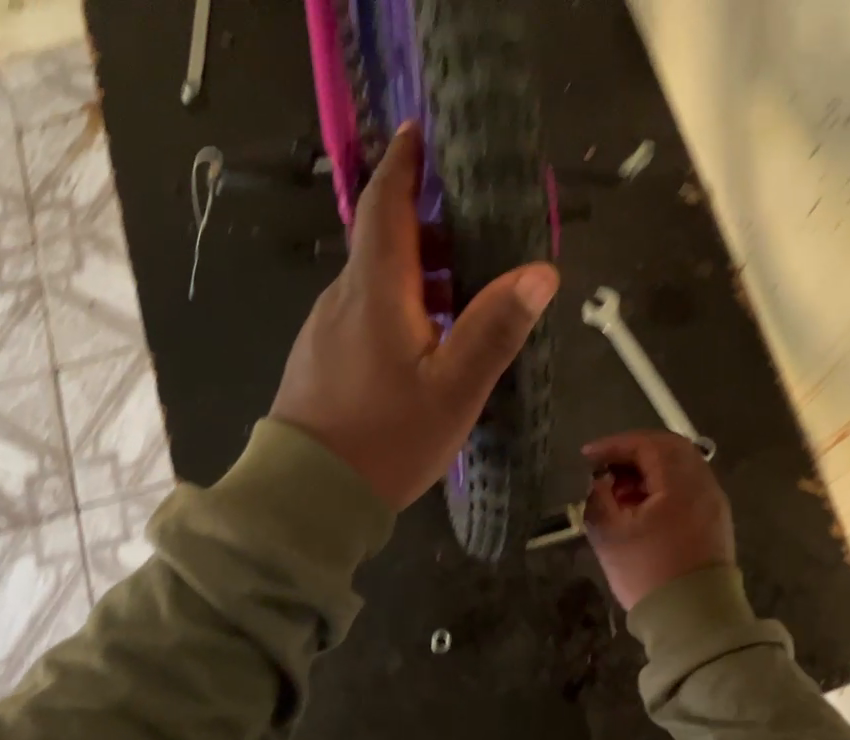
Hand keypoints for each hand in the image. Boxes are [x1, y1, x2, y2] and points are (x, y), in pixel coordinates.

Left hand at [270, 123, 560, 509]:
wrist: (309, 496)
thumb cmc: (387, 439)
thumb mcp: (455, 389)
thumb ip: (495, 328)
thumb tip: (540, 271)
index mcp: (374, 291)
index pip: (384, 205)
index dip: (404, 166)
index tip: (420, 133)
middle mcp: (342, 298)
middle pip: (382, 243)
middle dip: (425, 230)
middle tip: (474, 238)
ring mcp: (324, 331)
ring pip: (372, 284)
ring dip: (414, 277)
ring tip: (460, 299)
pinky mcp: (318, 362)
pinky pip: (361, 316)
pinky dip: (395, 309)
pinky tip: (422, 346)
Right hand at [582, 431, 735, 609]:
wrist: (693, 618)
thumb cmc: (648, 573)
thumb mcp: (609, 535)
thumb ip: (599, 499)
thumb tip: (600, 483)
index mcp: (680, 483)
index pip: (647, 444)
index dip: (614, 445)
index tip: (587, 457)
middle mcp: (703, 485)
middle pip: (669, 449)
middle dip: (633, 453)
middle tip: (604, 468)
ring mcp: (713, 504)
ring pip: (681, 468)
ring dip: (648, 471)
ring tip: (619, 492)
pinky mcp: (714, 522)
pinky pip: (687, 489)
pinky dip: (662, 488)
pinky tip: (641, 509)